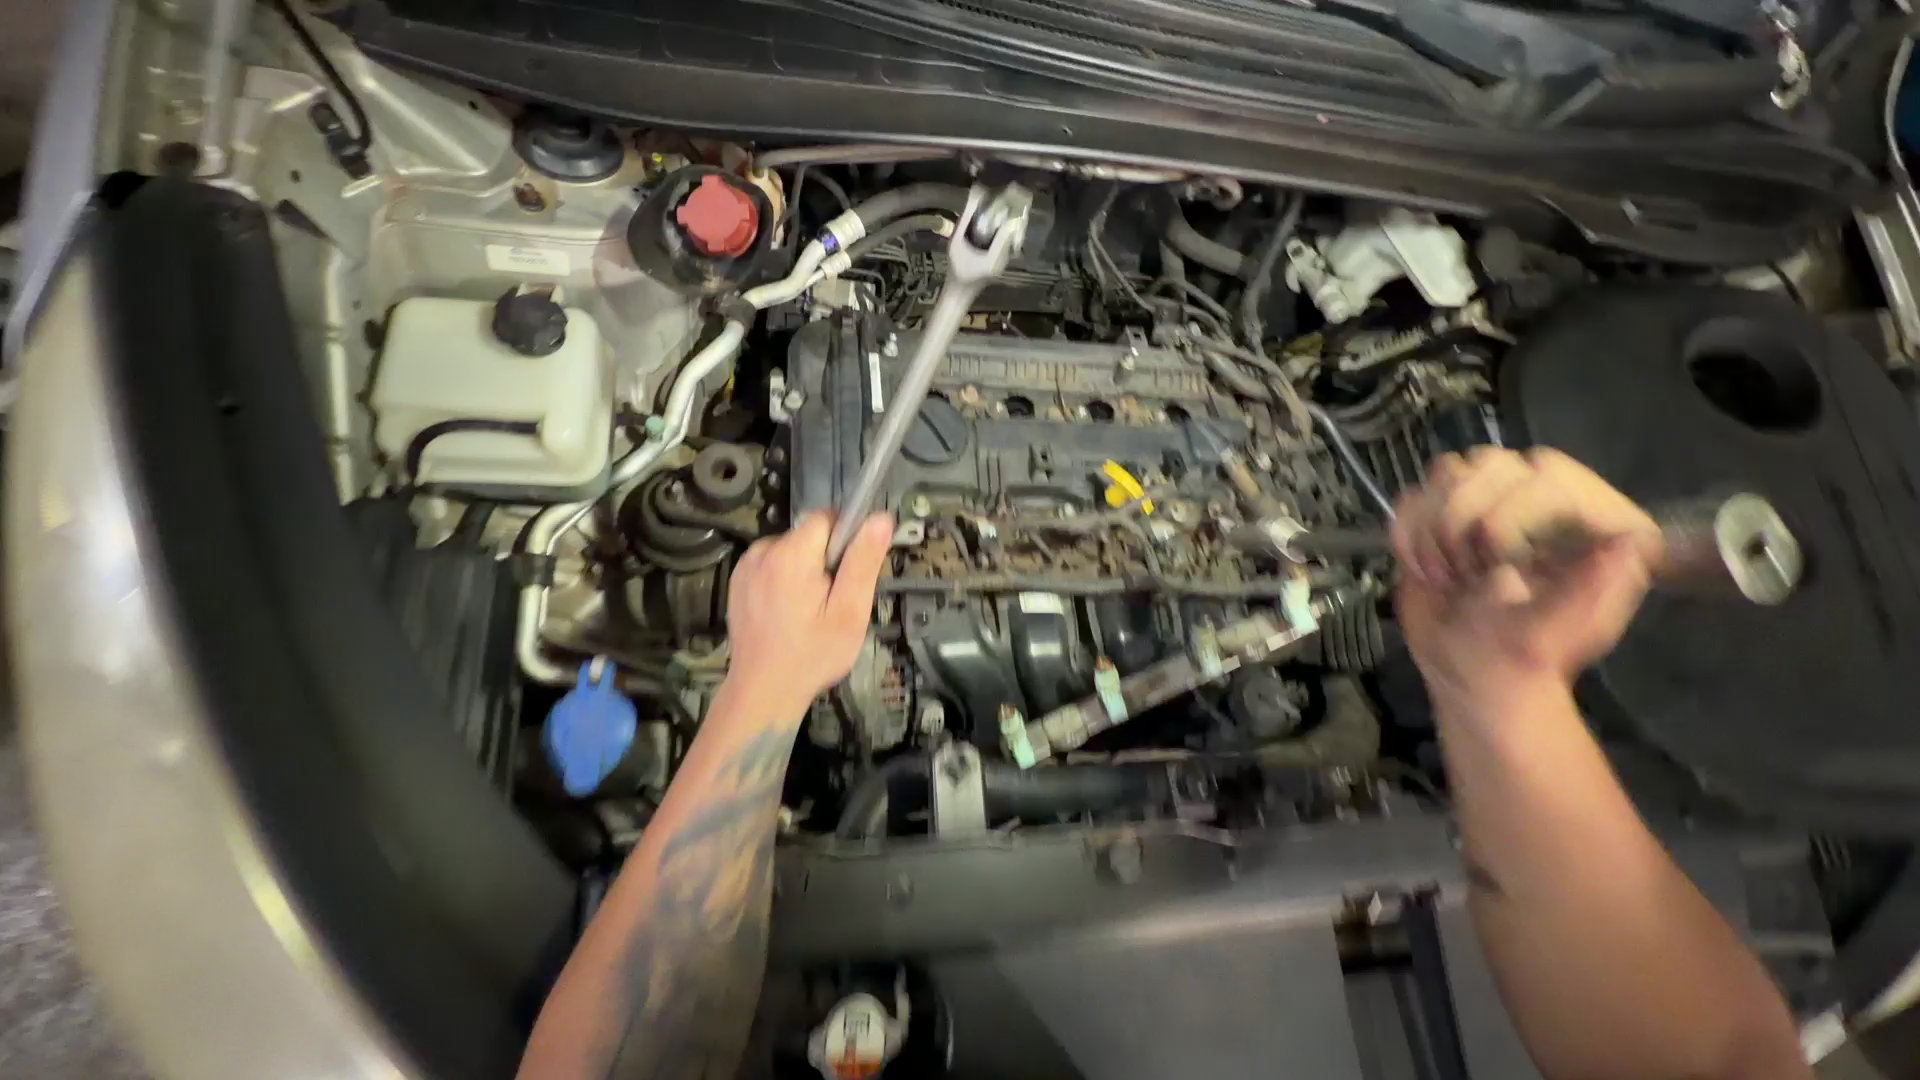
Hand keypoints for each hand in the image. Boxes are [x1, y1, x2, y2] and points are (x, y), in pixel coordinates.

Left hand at [722, 510, 894, 717]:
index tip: (849, 574)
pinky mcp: (737, 581)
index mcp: (790, 554)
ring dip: (804, 570)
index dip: (845, 540)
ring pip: (790, 550)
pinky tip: (788, 613)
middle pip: (808, 535)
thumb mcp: (849, 612)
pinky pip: (772, 565)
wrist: (763, 691)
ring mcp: (745, 566)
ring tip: (809, 611)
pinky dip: (784, 580)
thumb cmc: (813, 655)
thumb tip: (880, 518)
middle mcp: (762, 550)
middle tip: (831, 602)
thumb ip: (863, 562)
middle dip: (825, 560)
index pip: (826, 517)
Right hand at [1392, 447, 1660, 715]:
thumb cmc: (1527, 654)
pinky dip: (1406, 535)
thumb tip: (1628, 542)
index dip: (1507, 517)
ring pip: (1445, 473)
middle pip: (1489, 464)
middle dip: (1463, 521)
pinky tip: (1422, 569)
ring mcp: (1482, 504)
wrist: (1471, 671)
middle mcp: (1536, 501)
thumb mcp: (1568, 628)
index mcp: (1582, 520)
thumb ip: (1596, 585)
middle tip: (1469, 572)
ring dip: (1432, 529)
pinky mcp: (1434, 518)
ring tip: (1446, 574)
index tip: (1498, 570)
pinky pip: (1411, 497)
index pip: (1543, 475)